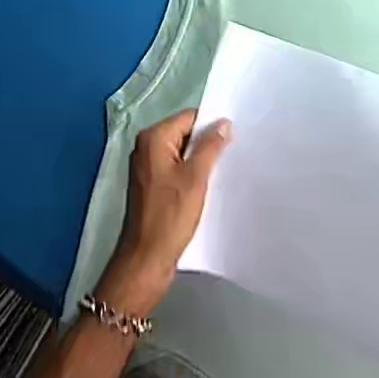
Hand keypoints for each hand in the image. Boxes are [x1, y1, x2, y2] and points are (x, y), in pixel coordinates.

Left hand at [99, 108, 231, 313]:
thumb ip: (210, 146)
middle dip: (205, 143)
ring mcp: (146, 166)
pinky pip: (175, 167)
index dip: (210, 126)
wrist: (146, 260)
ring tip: (219, 170)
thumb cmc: (170, 215)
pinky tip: (204, 185)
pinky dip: (189, 172)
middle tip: (229, 155)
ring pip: (181, 151)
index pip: (189, 117)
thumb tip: (223, 123)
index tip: (231, 138)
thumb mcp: (196, 177)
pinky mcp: (150, 184)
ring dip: (199, 159)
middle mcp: (146, 146)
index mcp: (153, 138)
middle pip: (184, 132)